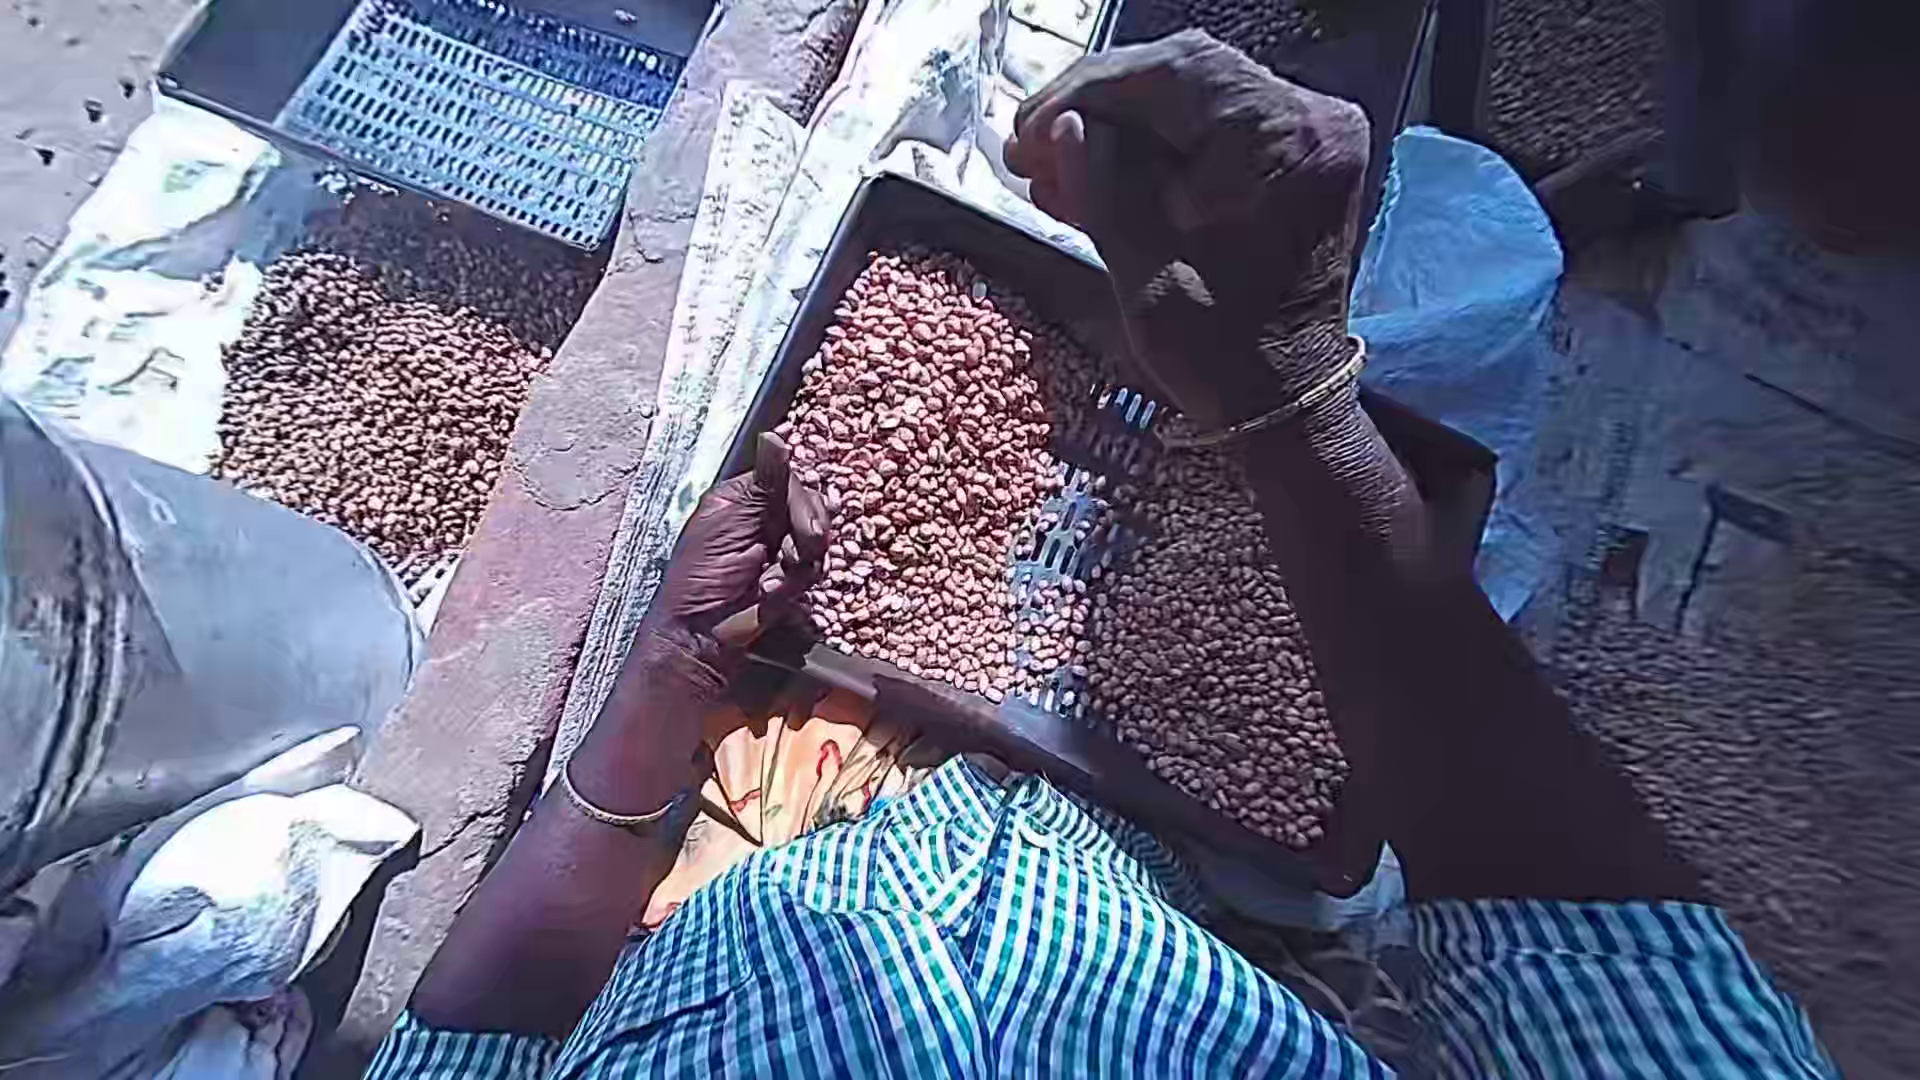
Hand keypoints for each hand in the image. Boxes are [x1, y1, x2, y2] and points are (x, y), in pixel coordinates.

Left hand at [650, 432, 829, 677]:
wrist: (701, 633)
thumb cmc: (701, 575)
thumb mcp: (730, 522)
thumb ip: (764, 484)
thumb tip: (774, 434)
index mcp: (746, 498)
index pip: (790, 482)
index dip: (802, 503)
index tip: (806, 527)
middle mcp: (767, 517)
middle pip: (812, 506)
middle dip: (808, 531)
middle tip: (795, 554)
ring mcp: (781, 545)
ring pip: (819, 537)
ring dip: (801, 559)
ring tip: (775, 577)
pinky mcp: (791, 572)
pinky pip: (815, 565)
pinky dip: (797, 579)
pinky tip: (773, 589)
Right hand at [1004, 30, 1369, 428]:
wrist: (1278, 401)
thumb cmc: (1220, 356)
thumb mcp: (1151, 282)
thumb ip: (1108, 195)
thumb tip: (1062, 130)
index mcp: (1286, 143)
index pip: (1178, 71)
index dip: (1090, 91)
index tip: (1029, 127)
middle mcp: (1305, 123)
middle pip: (1181, 80)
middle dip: (1093, 110)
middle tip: (1026, 144)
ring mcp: (1294, 145)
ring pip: (1182, 110)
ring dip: (1108, 136)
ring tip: (1044, 168)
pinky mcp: (1273, 172)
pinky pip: (1196, 145)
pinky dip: (1139, 161)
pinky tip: (1084, 180)